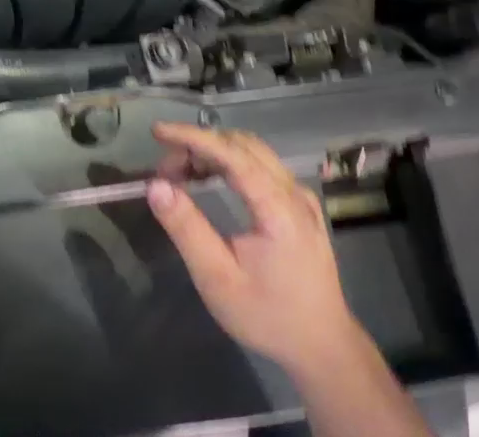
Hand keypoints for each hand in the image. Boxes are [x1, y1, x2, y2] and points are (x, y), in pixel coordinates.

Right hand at [146, 124, 364, 373]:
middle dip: (199, 145)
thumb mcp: (217, 278)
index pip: (233, 155)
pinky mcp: (301, 209)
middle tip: (165, 168)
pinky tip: (209, 180)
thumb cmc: (267, 315)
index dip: (193, 138)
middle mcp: (295, 195)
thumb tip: (156, 186)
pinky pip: (263, 168)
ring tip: (180, 173)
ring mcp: (302, 200)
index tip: (157, 132)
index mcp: (279, 209)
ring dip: (214, 153)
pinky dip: (230, 163)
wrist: (322, 347)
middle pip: (243, 147)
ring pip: (254, 154)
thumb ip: (186, 229)